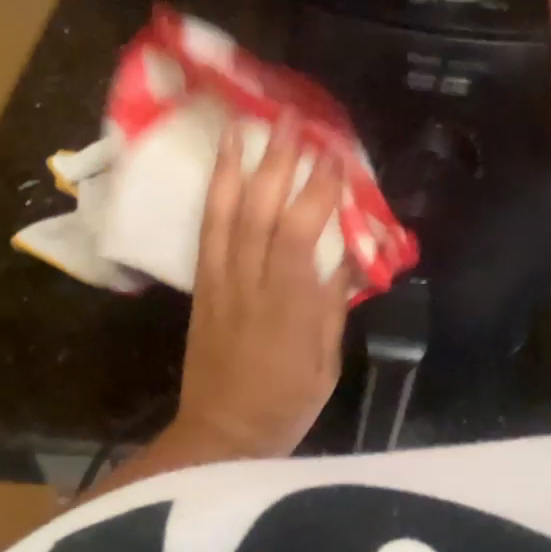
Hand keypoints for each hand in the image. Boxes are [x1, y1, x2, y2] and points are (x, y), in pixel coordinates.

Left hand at [171, 109, 349, 459]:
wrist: (222, 433)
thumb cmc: (286, 403)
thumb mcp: (325, 361)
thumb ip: (334, 304)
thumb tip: (349, 254)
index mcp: (289, 306)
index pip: (301, 233)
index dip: (318, 190)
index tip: (334, 155)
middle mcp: (250, 284)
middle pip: (261, 212)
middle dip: (277, 161)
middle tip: (291, 118)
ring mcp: (219, 283)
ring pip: (226, 215)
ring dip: (236, 167)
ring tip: (243, 126)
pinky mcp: (201, 288)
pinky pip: (206, 234)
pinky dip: (214, 198)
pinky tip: (220, 172)